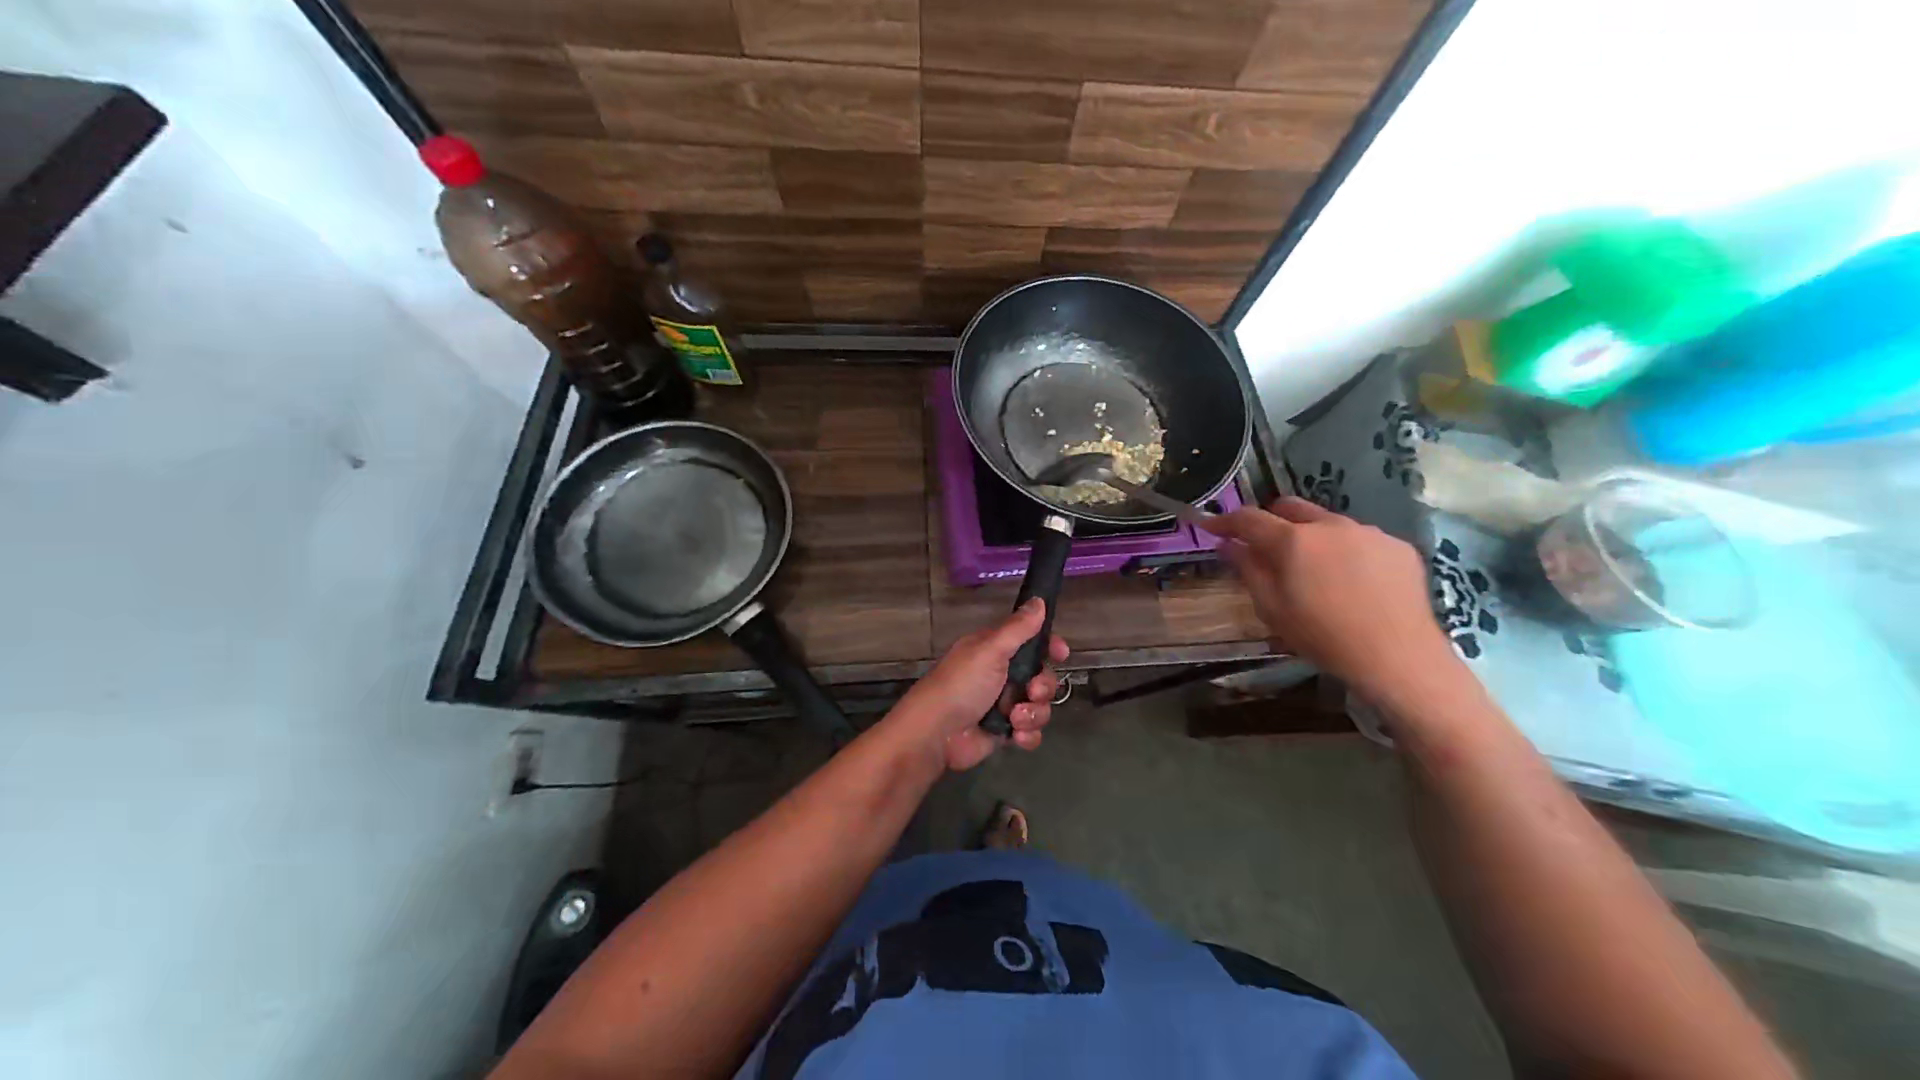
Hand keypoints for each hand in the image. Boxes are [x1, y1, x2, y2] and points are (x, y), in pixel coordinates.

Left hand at [885, 598, 1068, 770]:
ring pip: (1040, 706)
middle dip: (1043, 687)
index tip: (1061, 653)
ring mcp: (1004, 705)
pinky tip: (1015, 736)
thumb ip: (1017, 628)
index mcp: (995, 651)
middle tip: (1031, 692)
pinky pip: (1031, 732)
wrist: (936, 734)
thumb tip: (1038, 600)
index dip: (1049, 647)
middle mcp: (1002, 675)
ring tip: (1014, 718)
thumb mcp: (989, 650)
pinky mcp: (1005, 732)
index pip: (1031, 642)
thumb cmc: (961, 685)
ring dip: (1033, 713)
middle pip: (1042, 676)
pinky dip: (1027, 735)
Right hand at [1203, 497, 1456, 702]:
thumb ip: (1248, 569)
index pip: (1249, 518)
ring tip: (1316, 571)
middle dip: (1270, 520)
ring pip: (1327, 522)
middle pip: (1289, 507)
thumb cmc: (1322, 636)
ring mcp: (1367, 531)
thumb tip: (1228, 544)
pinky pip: (1361, 539)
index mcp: (1293, 540)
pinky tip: (1353, 582)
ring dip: (1312, 537)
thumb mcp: (1272, 608)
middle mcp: (1329, 525)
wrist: (1397, 657)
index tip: (1210, 527)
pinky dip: (1347, 551)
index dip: (1225, 521)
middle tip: (1265, 548)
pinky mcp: (1397, 545)